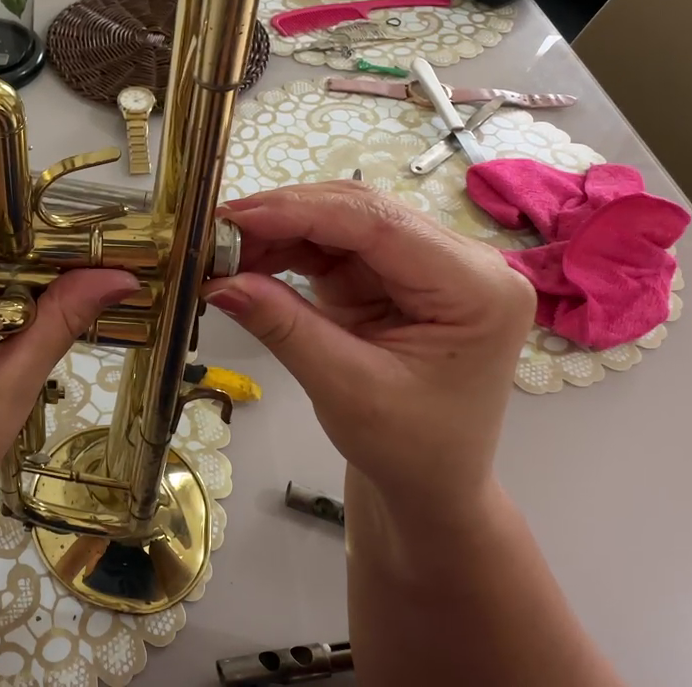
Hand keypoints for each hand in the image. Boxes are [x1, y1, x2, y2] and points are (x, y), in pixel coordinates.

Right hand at [203, 182, 534, 516]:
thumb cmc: (408, 447)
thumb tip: (217, 281)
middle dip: (283, 216)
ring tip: (223, 249)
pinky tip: (248, 258)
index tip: (233, 218)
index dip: (300, 212)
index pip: (379, 225)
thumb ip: (283, 326)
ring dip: (279, 229)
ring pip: (339, 220)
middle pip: (360, 212)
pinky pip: (330, 243)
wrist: (429, 480)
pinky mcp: (390, 272)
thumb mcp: (345, 388)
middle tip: (215, 233)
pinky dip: (286, 247)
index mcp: (476, 288)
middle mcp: (459, 261)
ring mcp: (423, 263)